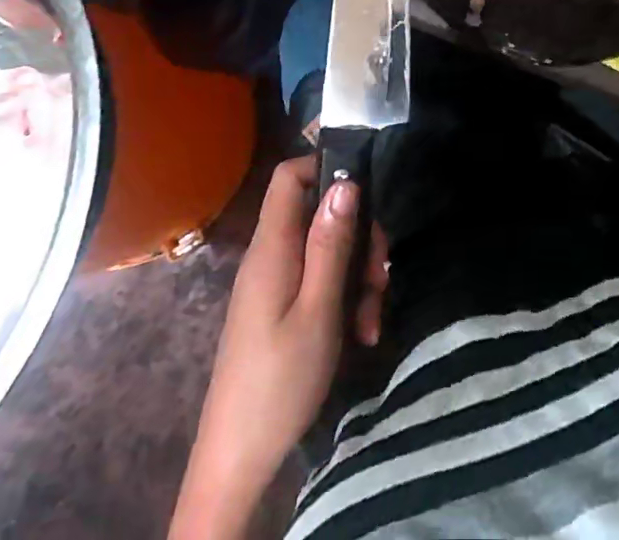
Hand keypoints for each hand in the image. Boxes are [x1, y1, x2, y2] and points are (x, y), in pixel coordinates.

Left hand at [171, 156, 388, 539]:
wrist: (239, 452)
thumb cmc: (280, 379)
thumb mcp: (318, 310)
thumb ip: (330, 244)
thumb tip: (344, 181)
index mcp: (272, 246)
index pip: (289, 176)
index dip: (323, 166)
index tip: (366, 186)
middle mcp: (270, 255)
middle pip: (318, 215)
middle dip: (358, 238)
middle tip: (379, 278)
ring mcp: (274, 281)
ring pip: (324, 252)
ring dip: (356, 277)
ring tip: (370, 322)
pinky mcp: (280, 306)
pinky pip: (316, 282)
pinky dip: (342, 299)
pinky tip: (359, 335)